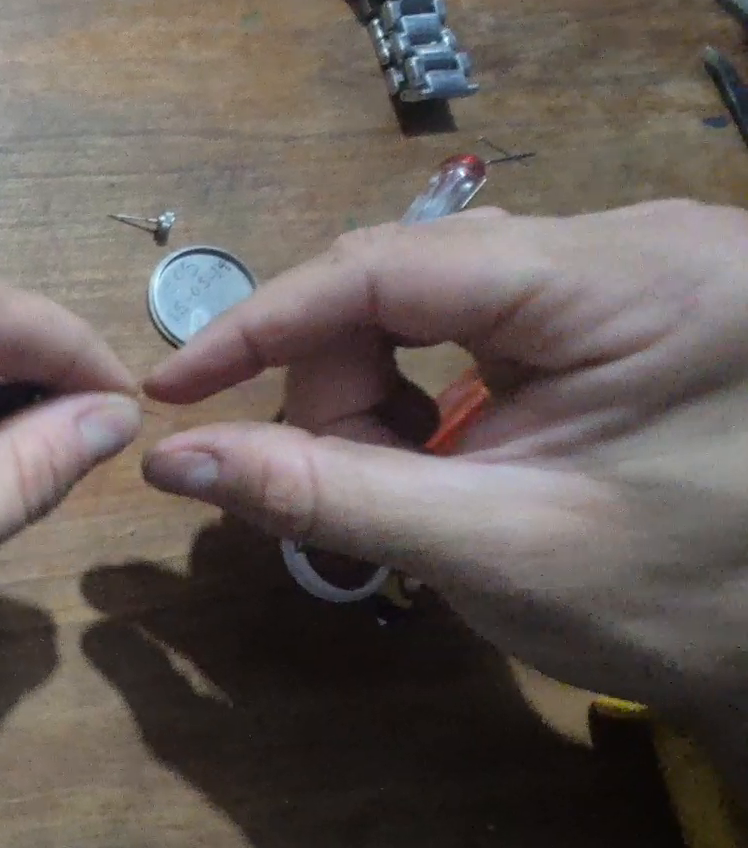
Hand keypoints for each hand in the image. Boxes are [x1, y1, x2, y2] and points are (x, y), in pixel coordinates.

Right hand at [141, 201, 747, 726]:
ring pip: (400, 313)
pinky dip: (400, 404)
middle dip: (337, 395)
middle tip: (349, 484)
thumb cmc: (679, 603)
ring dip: (364, 407)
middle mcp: (625, 245)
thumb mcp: (482, 547)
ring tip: (411, 484)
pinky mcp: (593, 308)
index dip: (256, 327)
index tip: (169, 391)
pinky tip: (436, 456)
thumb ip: (316, 495)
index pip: (385, 266)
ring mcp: (610, 274)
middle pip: (386, 291)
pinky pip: (439, 331)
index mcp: (635, 283)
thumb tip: (168, 460)